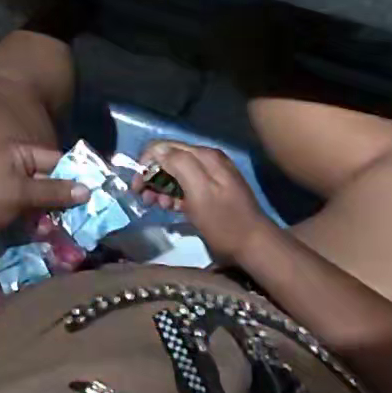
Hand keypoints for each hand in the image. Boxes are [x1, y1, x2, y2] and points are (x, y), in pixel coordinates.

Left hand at [0, 143, 89, 236]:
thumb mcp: (21, 193)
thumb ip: (54, 190)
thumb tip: (87, 189)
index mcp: (15, 153)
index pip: (55, 158)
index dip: (76, 173)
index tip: (97, 189)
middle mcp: (11, 164)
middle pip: (48, 177)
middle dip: (66, 195)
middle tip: (89, 211)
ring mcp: (5, 185)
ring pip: (39, 195)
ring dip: (53, 209)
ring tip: (74, 224)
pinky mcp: (0, 204)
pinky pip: (27, 208)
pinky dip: (38, 217)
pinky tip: (51, 230)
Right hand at [133, 141, 268, 259]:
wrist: (253, 245)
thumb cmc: (224, 221)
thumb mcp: (200, 192)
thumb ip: (180, 165)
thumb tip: (157, 150)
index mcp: (204, 156)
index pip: (163, 147)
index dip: (146, 164)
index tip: (138, 185)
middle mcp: (206, 160)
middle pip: (167, 159)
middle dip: (151, 177)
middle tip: (143, 198)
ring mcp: (209, 174)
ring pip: (173, 173)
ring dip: (160, 187)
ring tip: (156, 205)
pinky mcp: (209, 189)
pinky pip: (183, 184)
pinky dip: (172, 194)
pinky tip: (170, 207)